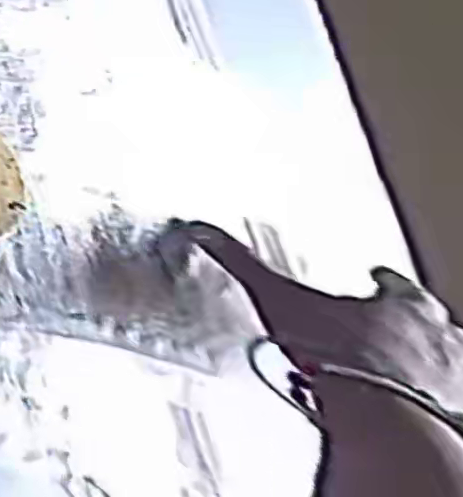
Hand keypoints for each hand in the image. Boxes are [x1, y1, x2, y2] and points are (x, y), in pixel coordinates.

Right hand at [173, 221, 462, 407]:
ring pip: (437, 361)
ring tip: (382, 361)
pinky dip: (413, 389)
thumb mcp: (275, 295)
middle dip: (406, 324)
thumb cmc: (341, 350)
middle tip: (380, 323)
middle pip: (430, 326)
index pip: (399, 287)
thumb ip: (240, 261)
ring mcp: (449, 379)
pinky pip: (433, 394)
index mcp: (407, 308)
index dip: (385, 281)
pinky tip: (390, 392)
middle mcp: (439, 341)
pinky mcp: (446, 411)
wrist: (379, 410)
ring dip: (413, 358)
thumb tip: (204, 231)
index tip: (378, 277)